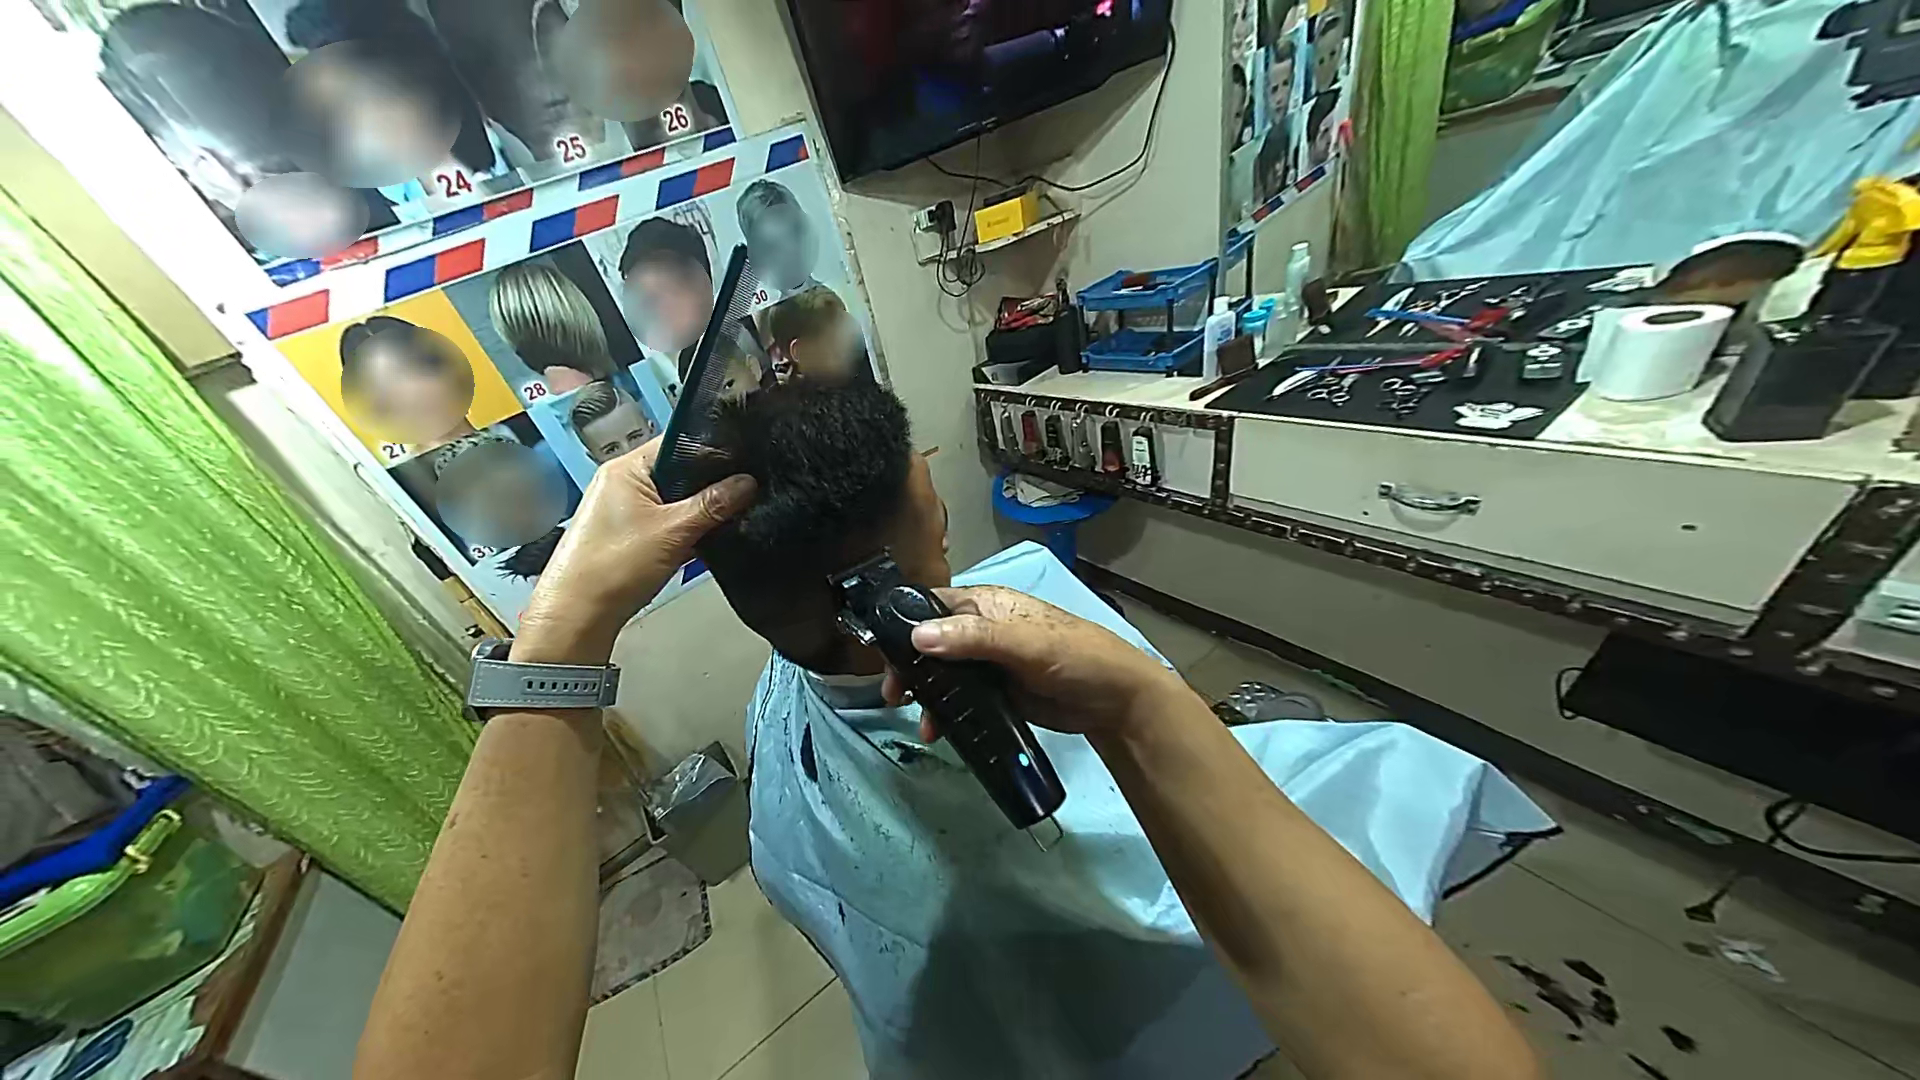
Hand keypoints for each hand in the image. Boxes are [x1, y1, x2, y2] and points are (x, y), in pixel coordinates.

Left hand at [515, 437, 754, 662]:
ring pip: (677, 498)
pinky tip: (708, 537)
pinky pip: (670, 519)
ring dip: (701, 509)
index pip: (679, 442)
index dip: (715, 451)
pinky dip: (689, 527)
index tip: (747, 462)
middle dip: (712, 483)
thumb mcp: (674, 531)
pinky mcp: (633, 532)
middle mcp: (623, 481)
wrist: (578, 616)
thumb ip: (714, 503)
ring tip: (731, 514)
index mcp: (626, 468)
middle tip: (746, 492)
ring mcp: (626, 508)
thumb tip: (748, 482)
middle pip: (681, 470)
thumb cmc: (614, 566)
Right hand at [883, 585, 1195, 740]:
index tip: (883, 652)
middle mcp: (982, 629)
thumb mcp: (1025, 643)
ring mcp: (988, 663)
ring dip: (926, 693)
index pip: (934, 604)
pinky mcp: (995, 692)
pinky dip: (946, 711)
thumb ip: (973, 638)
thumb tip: (917, 636)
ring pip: (943, 673)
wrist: (1115, 702)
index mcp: (988, 605)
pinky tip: (938, 729)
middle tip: (893, 693)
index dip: (905, 623)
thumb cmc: (1076, 657)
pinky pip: (960, 698)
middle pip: (931, 641)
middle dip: (909, 665)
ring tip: (918, 717)